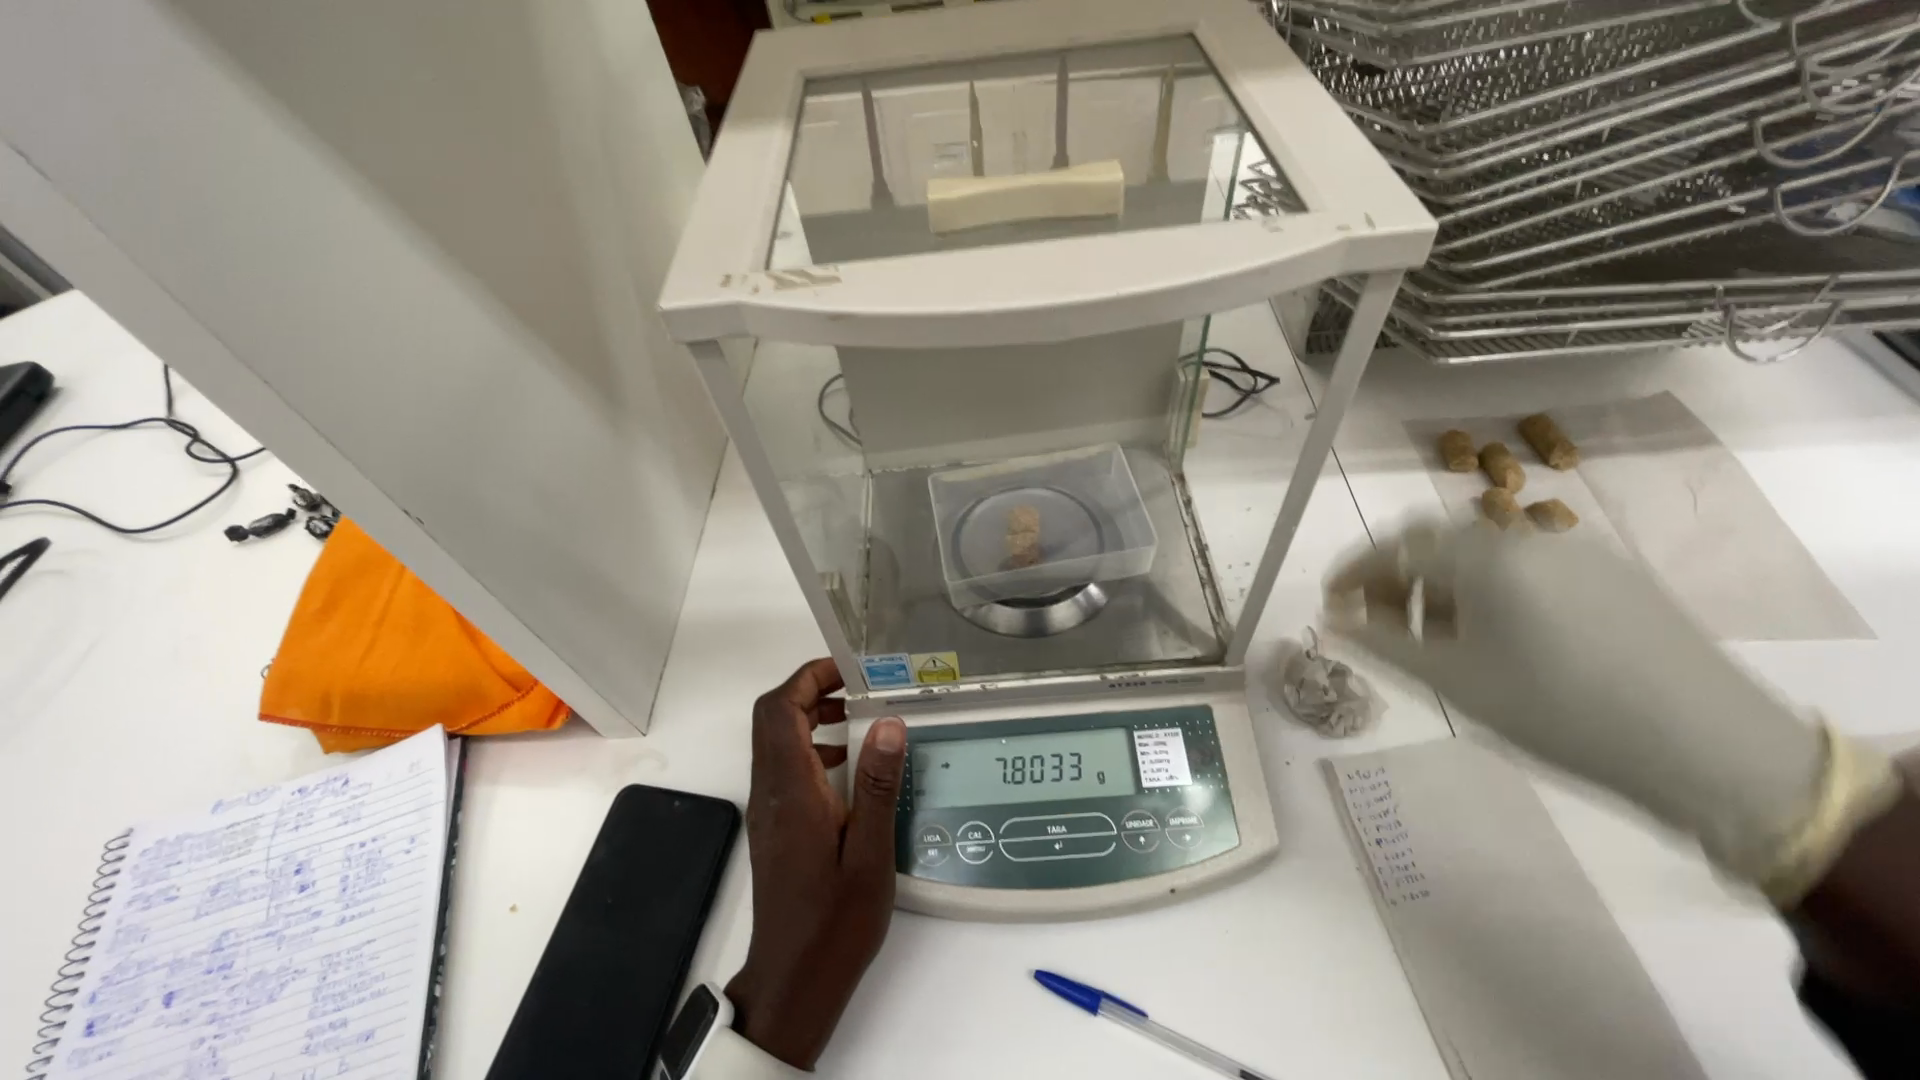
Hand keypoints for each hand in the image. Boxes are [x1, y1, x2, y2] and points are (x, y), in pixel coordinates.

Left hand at [727, 659, 905, 1068]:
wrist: (794, 979)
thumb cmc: (835, 920)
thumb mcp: (870, 853)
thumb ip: (877, 784)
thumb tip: (887, 721)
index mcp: (791, 789)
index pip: (780, 709)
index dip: (808, 677)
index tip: (850, 670)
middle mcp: (770, 792)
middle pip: (772, 718)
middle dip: (810, 691)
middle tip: (859, 690)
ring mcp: (768, 810)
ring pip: (775, 742)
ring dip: (809, 719)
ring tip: (859, 721)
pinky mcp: (774, 828)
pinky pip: (783, 769)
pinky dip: (810, 750)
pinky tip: (847, 769)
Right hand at [1324, 522, 1898, 903]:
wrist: (1708, 747)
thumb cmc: (1559, 714)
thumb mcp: (1455, 683)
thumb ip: (1382, 644)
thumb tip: (1333, 620)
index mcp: (1485, 557)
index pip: (1394, 547)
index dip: (1353, 572)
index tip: (1329, 602)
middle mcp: (1527, 538)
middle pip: (1437, 541)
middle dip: (1396, 576)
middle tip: (1378, 622)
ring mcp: (1576, 553)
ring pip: (1484, 555)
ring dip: (1443, 585)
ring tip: (1437, 639)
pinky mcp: (1614, 575)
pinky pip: (1528, 569)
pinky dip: (1490, 591)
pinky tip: (1498, 639)